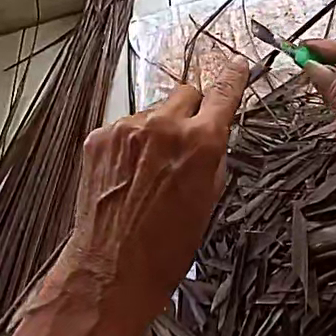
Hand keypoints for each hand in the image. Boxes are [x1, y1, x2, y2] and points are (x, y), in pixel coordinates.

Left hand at [39, 55, 250, 335]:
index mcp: (200, 142)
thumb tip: (213, 134)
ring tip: (151, 170)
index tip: (236, 65)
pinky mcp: (100, 138)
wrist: (113, 270)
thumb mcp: (210, 198)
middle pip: (185, 94)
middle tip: (186, 142)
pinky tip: (130, 173)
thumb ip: (214, 154)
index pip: (223, 92)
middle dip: (190, 113)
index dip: (233, 77)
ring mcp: (126, 130)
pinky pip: (126, 127)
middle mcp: (163, 127)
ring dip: (158, 130)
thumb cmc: (167, 246)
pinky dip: (131, 143)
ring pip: (153, 111)